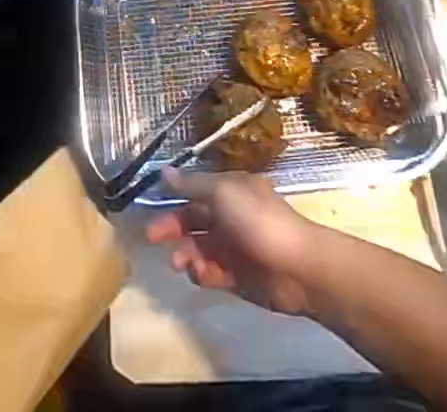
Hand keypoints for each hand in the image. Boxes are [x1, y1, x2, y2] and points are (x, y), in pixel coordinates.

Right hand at [144, 168, 321, 313]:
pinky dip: (201, 273)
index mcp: (232, 191)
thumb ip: (193, 185)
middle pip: (194, 220)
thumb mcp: (223, 193)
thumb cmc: (258, 220)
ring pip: (199, 247)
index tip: (149, 206)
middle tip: (152, 237)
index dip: (173, 197)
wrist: (297, 266)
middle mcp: (232, 216)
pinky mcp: (237, 277)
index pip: (196, 191)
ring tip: (180, 261)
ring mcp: (234, 247)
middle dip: (172, 227)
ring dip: (185, 253)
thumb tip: (164, 170)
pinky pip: (210, 273)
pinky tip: (201, 273)